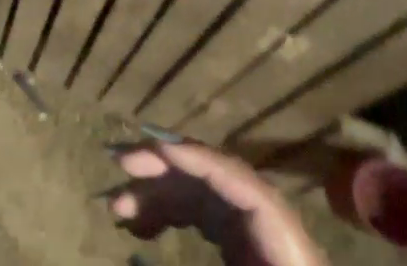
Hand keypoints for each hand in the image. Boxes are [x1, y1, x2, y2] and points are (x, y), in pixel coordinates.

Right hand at [110, 141, 326, 265]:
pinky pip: (205, 216)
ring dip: (159, 193)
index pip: (248, 190)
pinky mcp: (246, 253)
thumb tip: (130, 258)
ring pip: (206, 197)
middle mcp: (276, 238)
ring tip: (118, 209)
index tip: (152, 150)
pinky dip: (170, 213)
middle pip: (222, 182)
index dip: (201, 163)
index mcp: (288, 256)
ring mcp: (260, 243)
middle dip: (168, 169)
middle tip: (120, 165)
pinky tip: (141, 228)